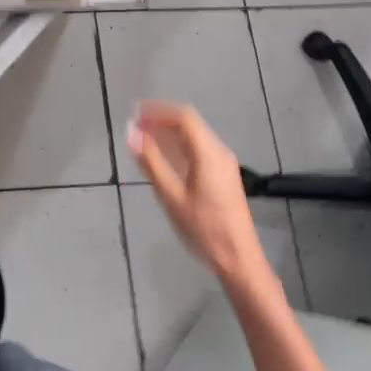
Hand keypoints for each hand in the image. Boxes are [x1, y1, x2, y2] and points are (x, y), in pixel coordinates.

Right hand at [128, 102, 276, 291]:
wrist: (239, 259)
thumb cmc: (204, 229)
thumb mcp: (172, 196)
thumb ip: (151, 163)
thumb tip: (131, 134)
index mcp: (208, 153)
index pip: (183, 117)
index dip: (158, 111)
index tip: (134, 115)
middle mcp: (219, 152)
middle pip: (190, 124)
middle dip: (161, 121)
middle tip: (135, 128)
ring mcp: (224, 164)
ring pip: (194, 137)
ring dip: (169, 134)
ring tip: (144, 140)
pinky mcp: (223, 176)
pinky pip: (199, 150)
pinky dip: (179, 147)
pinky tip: (164, 159)